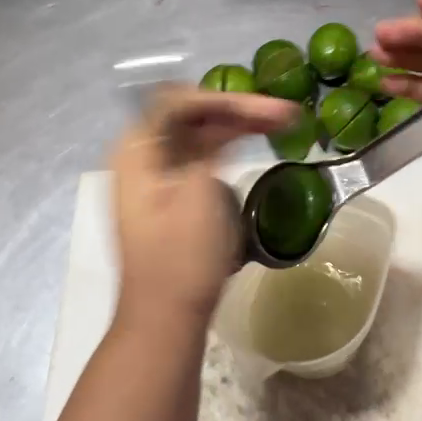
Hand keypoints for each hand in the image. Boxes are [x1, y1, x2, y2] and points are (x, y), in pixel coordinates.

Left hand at [108, 87, 296, 323]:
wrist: (164, 321)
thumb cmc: (181, 260)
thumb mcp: (198, 194)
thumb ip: (206, 146)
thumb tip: (219, 122)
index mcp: (137, 150)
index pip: (179, 100)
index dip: (227, 99)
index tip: (267, 110)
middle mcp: (140, 155)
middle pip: (190, 114)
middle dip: (237, 108)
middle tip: (284, 114)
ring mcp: (153, 176)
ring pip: (198, 133)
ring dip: (236, 125)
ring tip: (281, 122)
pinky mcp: (169, 195)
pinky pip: (199, 156)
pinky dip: (227, 148)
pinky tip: (256, 144)